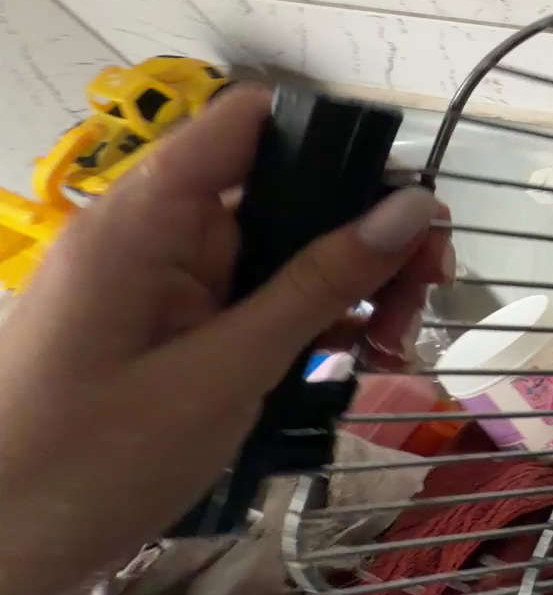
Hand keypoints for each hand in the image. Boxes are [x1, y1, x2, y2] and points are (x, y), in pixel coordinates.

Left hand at [0, 85, 451, 594]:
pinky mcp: (197, 324)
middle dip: (379, 232)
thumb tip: (416, 205)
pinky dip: (339, 317)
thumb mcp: (223, 373)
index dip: (336, 134)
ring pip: (309, 246)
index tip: (406, 197)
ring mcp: (184, 282)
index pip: (252, 124)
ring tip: (400, 338)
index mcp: (149, 222)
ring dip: (372, 283)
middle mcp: (169, 236)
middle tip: (432, 284)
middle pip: (305, 191)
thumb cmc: (77, 471)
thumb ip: (323, 281)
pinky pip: (288, 294)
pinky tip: (370, 353)